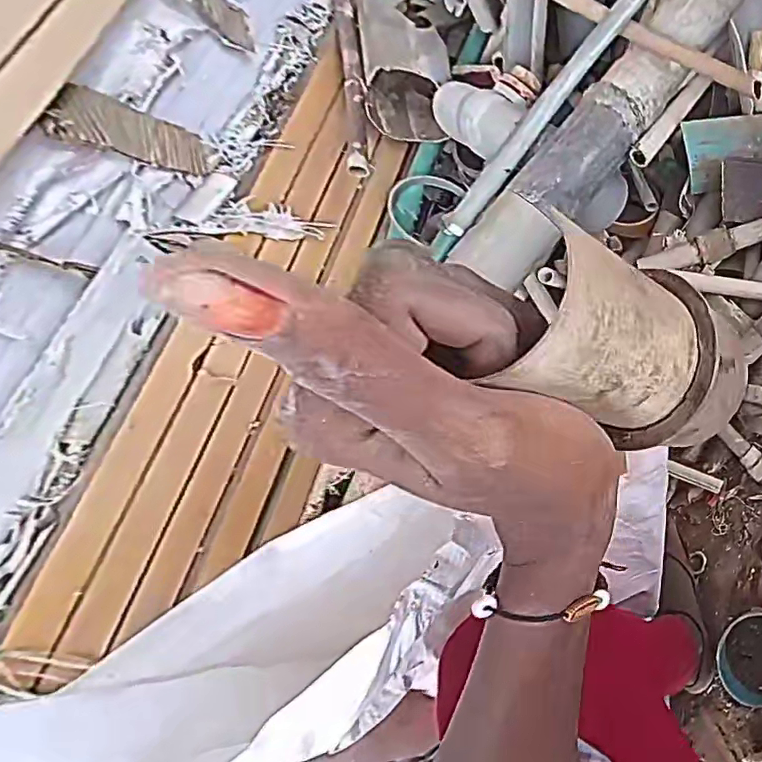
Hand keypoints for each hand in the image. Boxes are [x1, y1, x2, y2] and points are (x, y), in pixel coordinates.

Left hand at [143, 242, 621, 593]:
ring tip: (500, 379)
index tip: (479, 378)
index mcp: (326, 403)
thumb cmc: (534, 472)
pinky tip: (497, 366)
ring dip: (487, 326)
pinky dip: (490, 323)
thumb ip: (356, 361)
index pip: (389, 298)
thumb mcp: (458, 426)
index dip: (460, 329)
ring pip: (434, 276)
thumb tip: (189, 287)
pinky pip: (451, 285)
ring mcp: (371, 350)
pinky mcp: (404, 336)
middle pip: (404, 280)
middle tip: (495, 381)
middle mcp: (333, 373)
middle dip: (474, 326)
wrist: (571, 485)